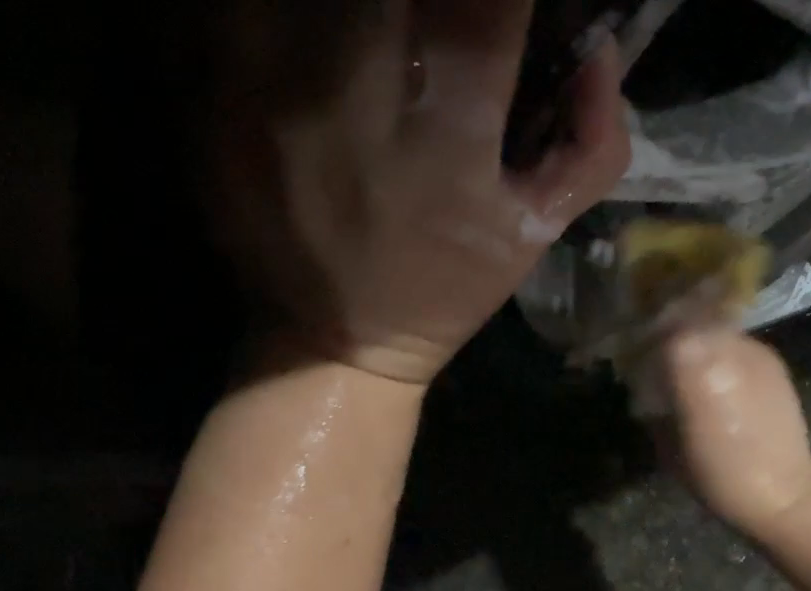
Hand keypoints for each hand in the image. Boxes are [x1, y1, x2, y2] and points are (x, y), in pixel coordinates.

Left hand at [209, 0, 630, 383]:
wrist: (329, 336)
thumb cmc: (446, 286)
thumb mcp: (538, 231)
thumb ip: (591, 145)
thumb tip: (602, 51)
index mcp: (449, 118)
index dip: (505, 1)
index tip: (505, 19)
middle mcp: (356, 74)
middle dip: (437, 5)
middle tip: (446, 34)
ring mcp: (267, 67)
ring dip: (371, 12)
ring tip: (387, 51)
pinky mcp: (208, 74)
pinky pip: (252, 8)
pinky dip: (303, 24)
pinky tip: (325, 54)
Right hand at [652, 329, 810, 533]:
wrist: (782, 491)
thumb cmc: (718, 478)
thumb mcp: (669, 446)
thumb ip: (655, 406)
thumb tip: (647, 387)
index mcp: (691, 364)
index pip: (657, 329)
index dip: (644, 339)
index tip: (635, 354)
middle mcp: (723, 345)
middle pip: (687, 318)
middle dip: (671, 331)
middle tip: (660, 354)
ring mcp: (753, 349)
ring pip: (715, 326)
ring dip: (699, 338)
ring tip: (690, 362)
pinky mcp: (773, 361)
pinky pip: (739, 343)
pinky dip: (723, 351)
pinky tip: (718, 374)